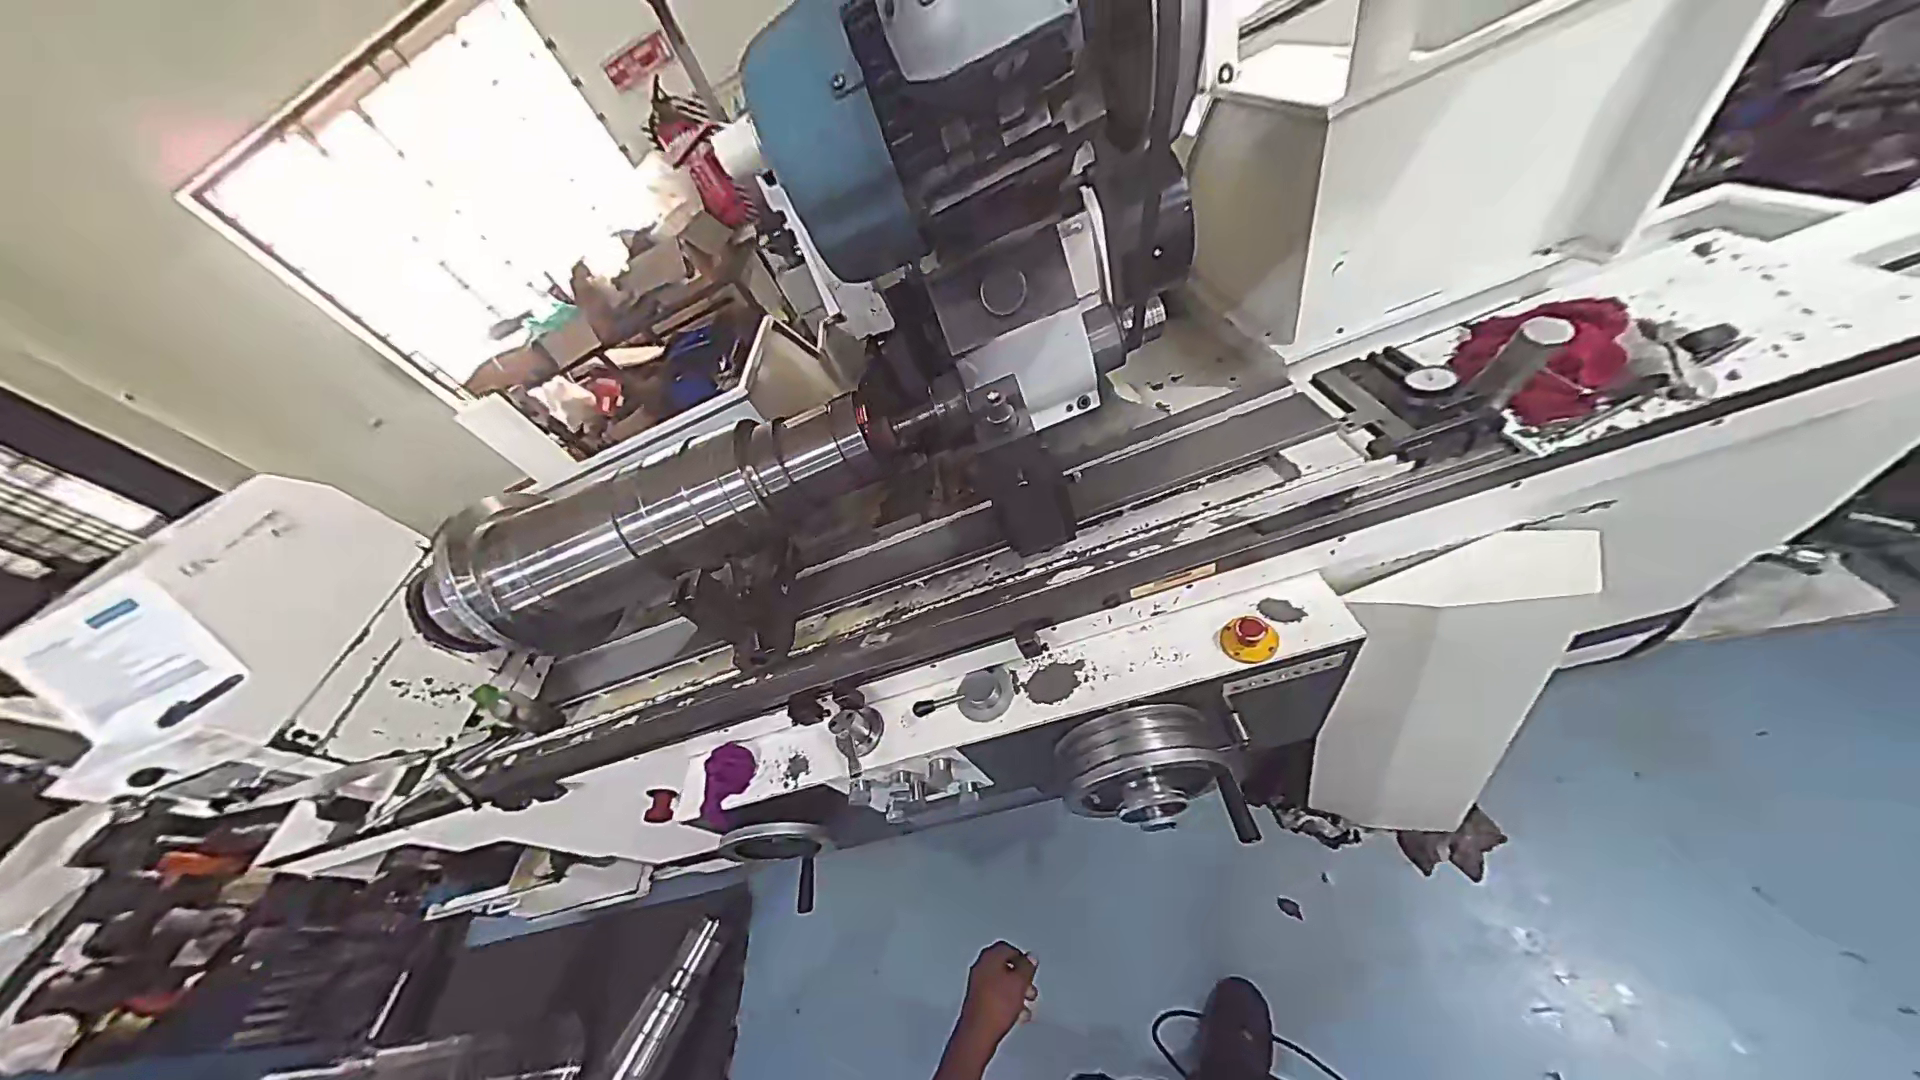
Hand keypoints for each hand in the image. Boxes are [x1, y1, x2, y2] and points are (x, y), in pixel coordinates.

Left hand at [955, 941, 1037, 1047]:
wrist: (979, 1032)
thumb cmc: (998, 1004)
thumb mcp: (1020, 982)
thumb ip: (1027, 967)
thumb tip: (1031, 957)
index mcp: (989, 957)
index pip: (1007, 948)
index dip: (1021, 957)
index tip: (1030, 968)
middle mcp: (981, 966)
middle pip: (1004, 965)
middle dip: (1020, 977)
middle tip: (1029, 988)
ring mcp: (977, 984)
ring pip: (1001, 982)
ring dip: (1015, 992)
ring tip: (1024, 1006)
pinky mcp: (977, 1001)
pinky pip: (995, 995)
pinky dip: (1006, 1001)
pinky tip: (1015, 1015)